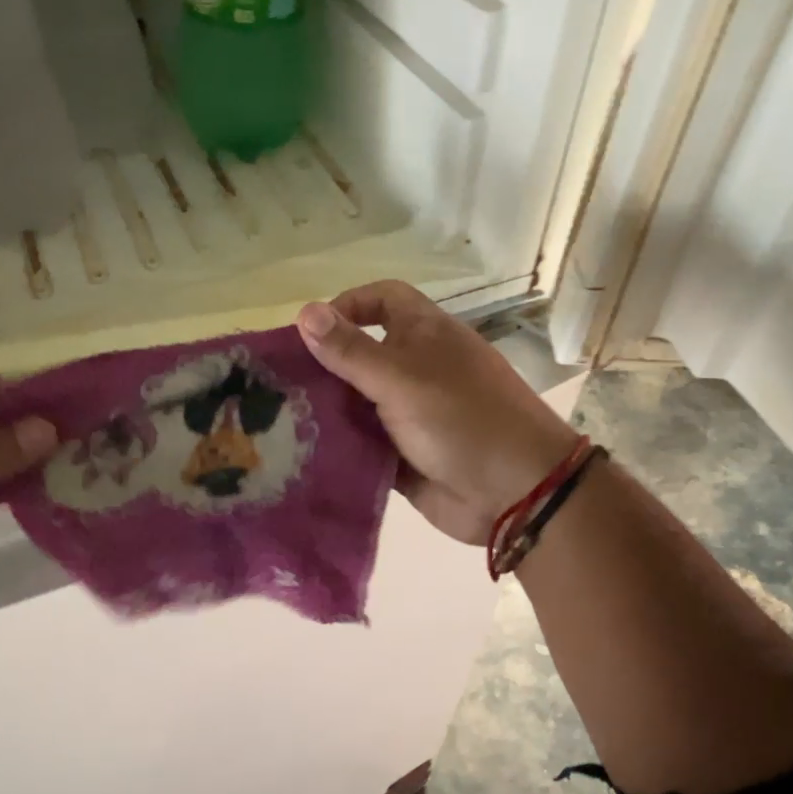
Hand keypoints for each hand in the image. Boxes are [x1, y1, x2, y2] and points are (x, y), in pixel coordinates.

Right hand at [297, 281, 577, 544]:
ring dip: (325, 410)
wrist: (516, 494)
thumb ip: (351, 350)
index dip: (349, 304)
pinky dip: (338, 447)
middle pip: (360, 353)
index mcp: (424, 334)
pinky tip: (300, 454)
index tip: (311, 332)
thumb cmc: (463, 419)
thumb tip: (304, 311)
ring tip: (277, 420)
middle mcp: (415, 368)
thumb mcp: (402, 378)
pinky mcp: (403, 455)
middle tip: (276, 384)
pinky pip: (362, 444)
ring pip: (356, 402)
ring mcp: (409, 413)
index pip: (383, 299)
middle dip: (323, 365)